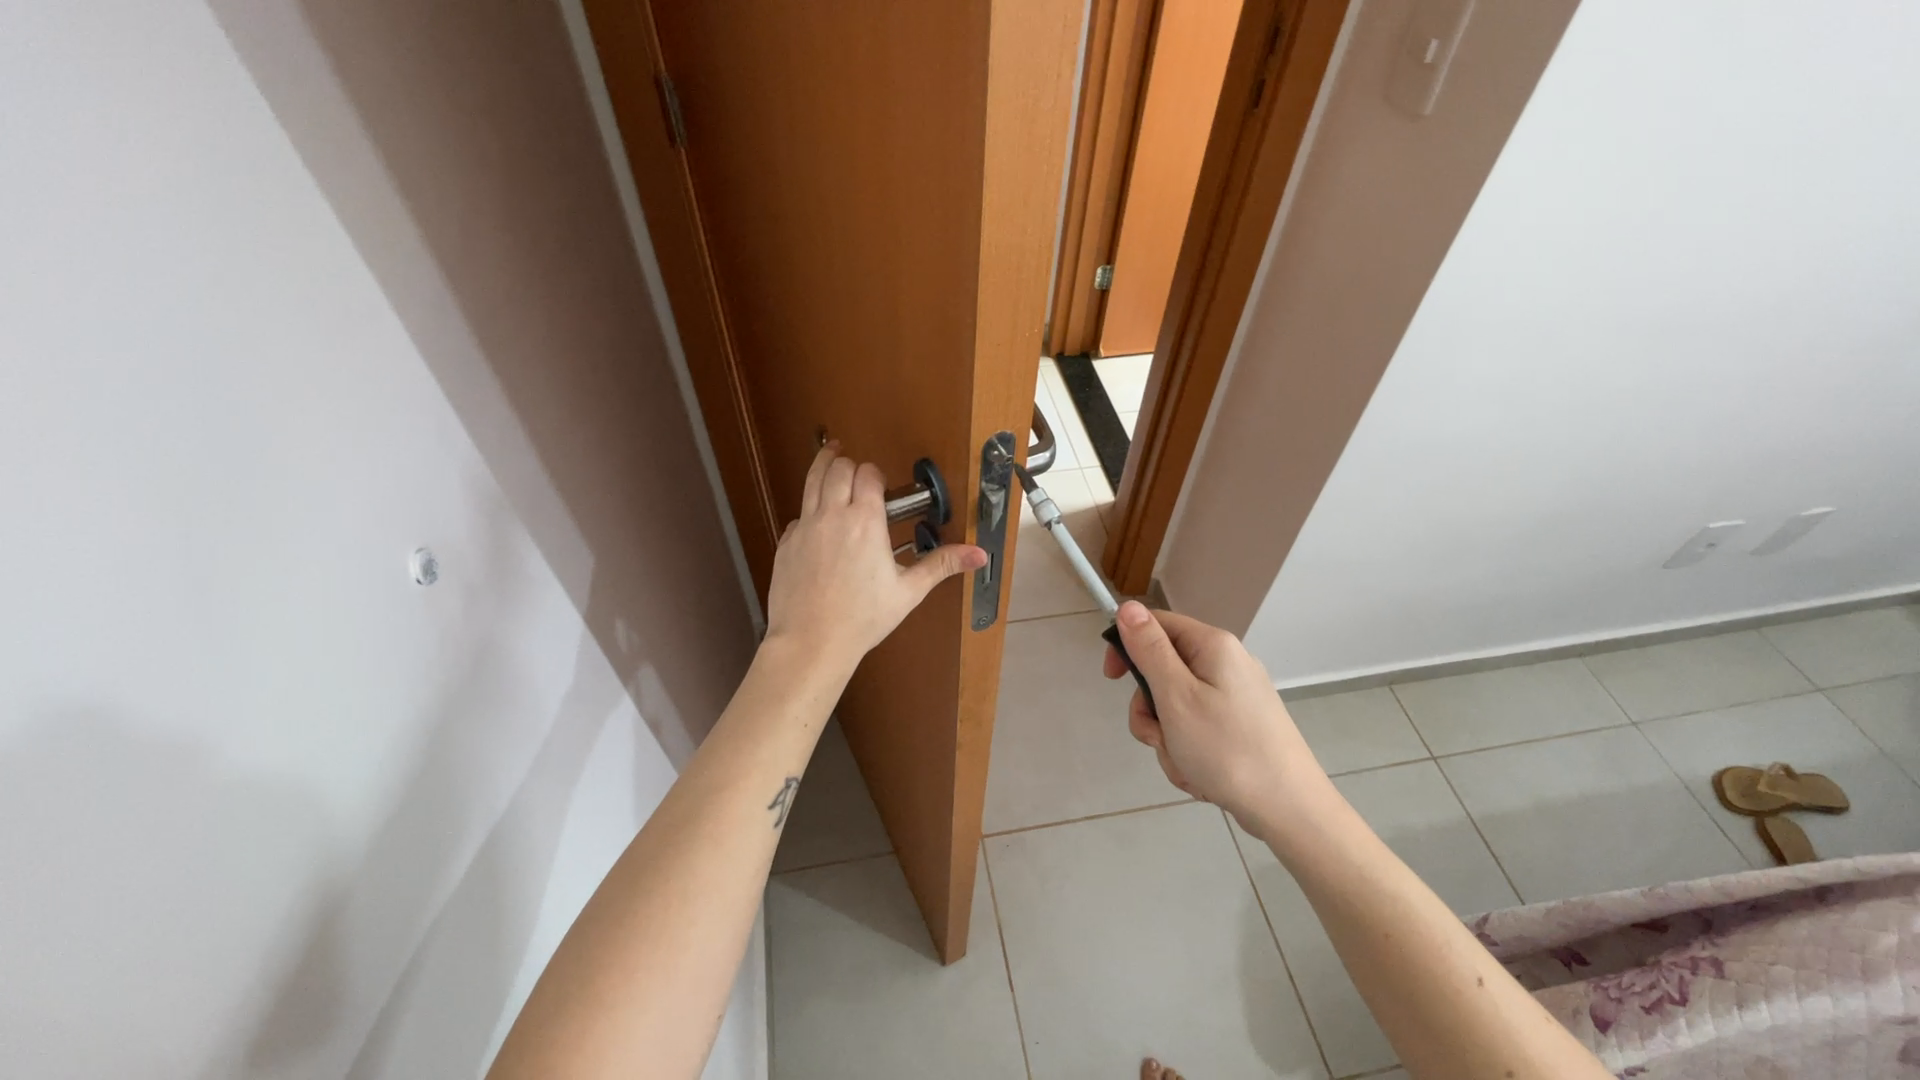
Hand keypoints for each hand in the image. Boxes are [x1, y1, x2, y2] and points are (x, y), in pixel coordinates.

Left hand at [764, 444, 986, 667]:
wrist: (811, 641)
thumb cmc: (861, 619)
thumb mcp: (908, 591)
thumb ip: (941, 565)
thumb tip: (977, 554)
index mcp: (865, 521)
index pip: (868, 474)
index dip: (876, 474)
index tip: (881, 483)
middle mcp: (833, 516)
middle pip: (838, 468)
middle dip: (850, 464)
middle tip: (857, 470)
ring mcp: (805, 527)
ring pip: (811, 480)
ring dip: (823, 466)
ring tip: (830, 455)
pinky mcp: (786, 543)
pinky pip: (798, 515)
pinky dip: (808, 509)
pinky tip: (816, 520)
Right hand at [1104, 601, 1329, 835]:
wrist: (1288, 808)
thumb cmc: (1227, 749)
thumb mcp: (1176, 696)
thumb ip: (1149, 649)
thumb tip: (1128, 606)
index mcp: (1213, 646)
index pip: (1156, 625)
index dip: (1128, 646)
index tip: (1112, 679)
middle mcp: (1227, 664)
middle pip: (1164, 671)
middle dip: (1152, 710)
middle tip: (1159, 737)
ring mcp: (1236, 698)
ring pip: (1176, 708)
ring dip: (1169, 738)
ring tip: (1186, 764)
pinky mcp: (1240, 726)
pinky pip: (1197, 731)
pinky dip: (1189, 753)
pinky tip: (1202, 776)